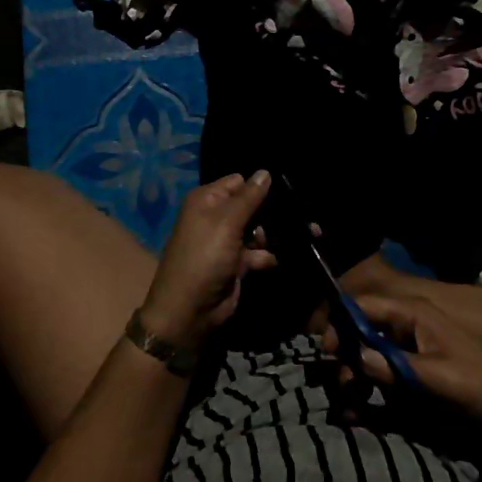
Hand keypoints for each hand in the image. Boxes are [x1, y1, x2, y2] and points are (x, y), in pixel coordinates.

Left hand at [139, 171, 278, 348]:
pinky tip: (273, 260)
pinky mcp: (235, 263)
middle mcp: (215, 216)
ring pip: (256, 229)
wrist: (190, 310)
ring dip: (269, 236)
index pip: (239, 182)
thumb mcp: (226, 223)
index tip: (284, 194)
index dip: (259, 187)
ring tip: (283, 241)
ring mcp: (225, 241)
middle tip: (291, 219)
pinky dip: (265, 255)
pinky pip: (257, 252)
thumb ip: (249, 197)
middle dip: (268, 213)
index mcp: (207, 199)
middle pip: (250, 205)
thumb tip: (265, 171)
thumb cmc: (205, 257)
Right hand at [327, 294, 481, 426]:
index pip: (363, 306)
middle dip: (345, 359)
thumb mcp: (435, 376)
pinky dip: (365, 396)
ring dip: (353, 380)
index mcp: (411, 315)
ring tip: (350, 406)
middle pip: (359, 333)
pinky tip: (358, 416)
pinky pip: (377, 380)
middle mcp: (403, 328)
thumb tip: (355, 357)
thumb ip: (394, 367)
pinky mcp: (407, 377)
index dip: (341, 323)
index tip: (327, 350)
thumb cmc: (476, 384)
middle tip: (343, 386)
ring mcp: (405, 353)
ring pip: (364, 359)